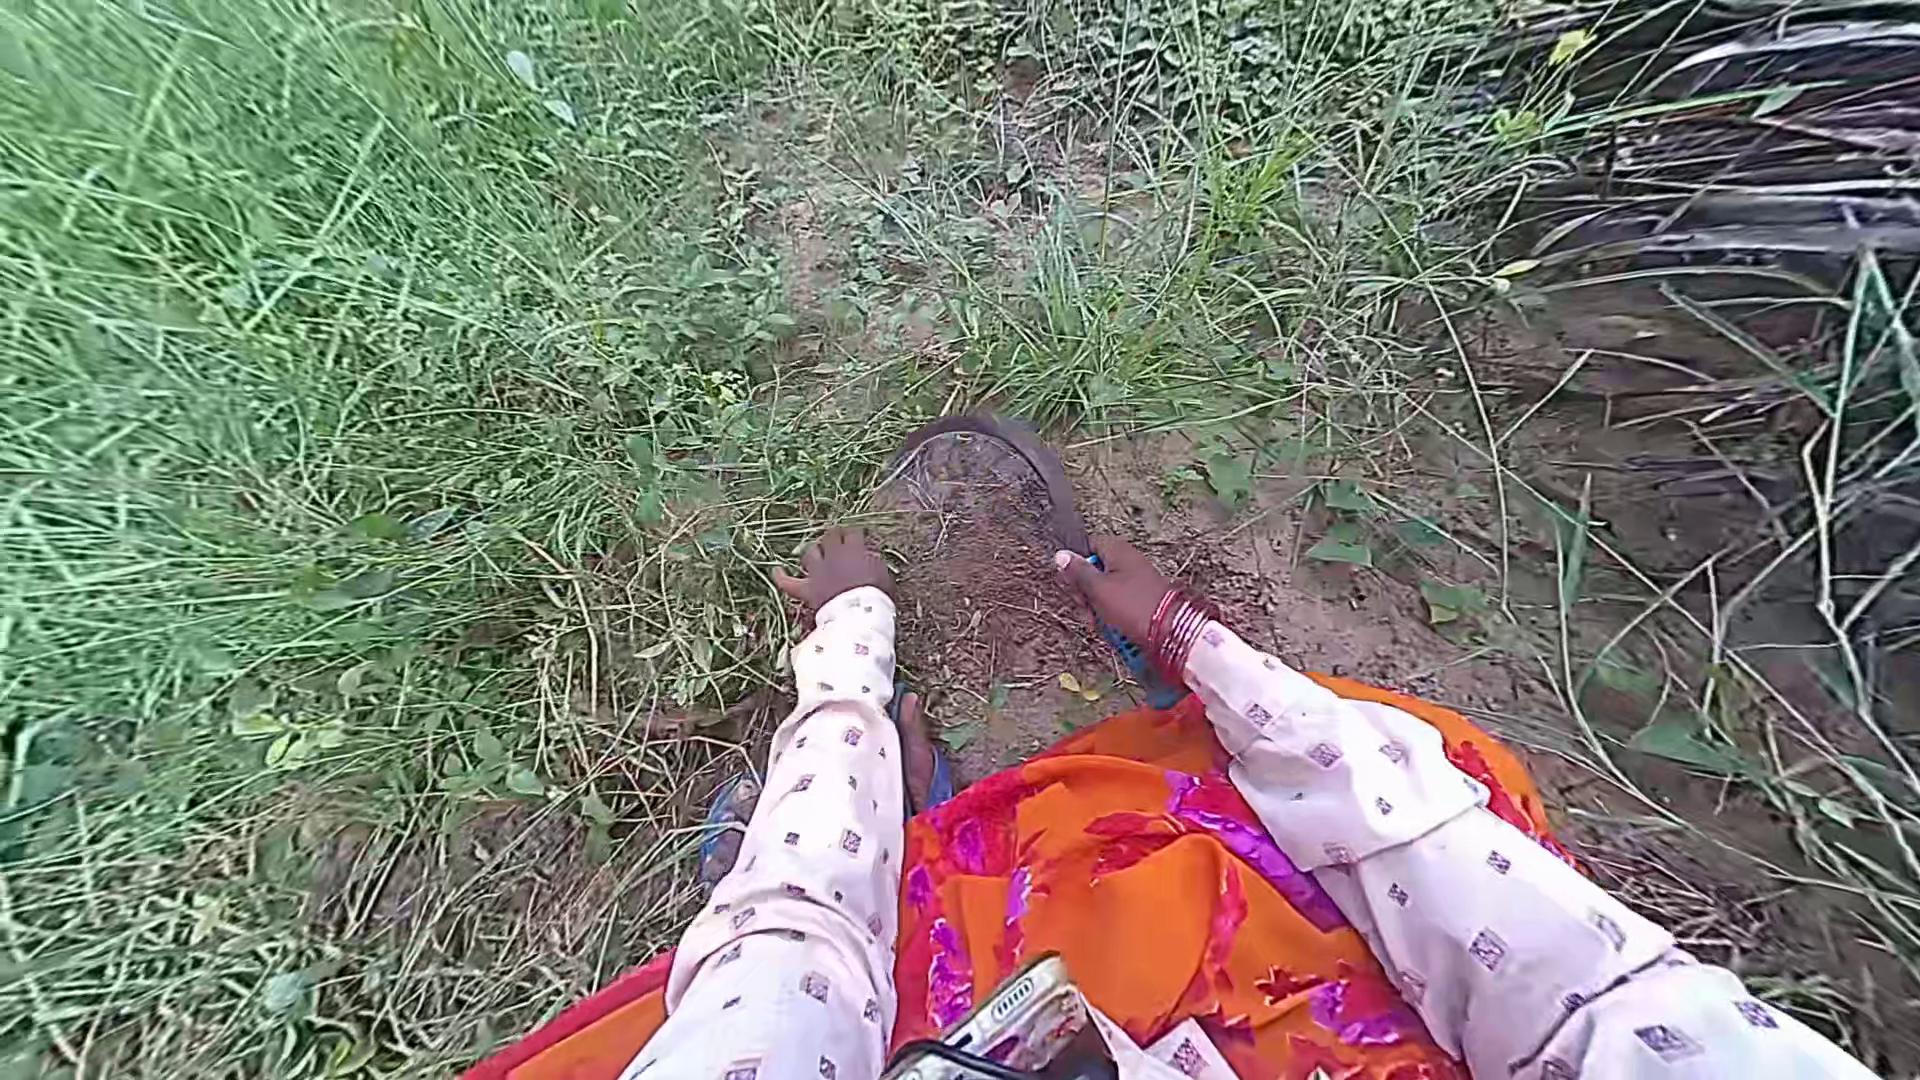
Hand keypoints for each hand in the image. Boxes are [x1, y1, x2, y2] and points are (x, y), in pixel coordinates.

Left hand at [774, 527, 892, 611]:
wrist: (860, 617)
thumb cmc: (877, 596)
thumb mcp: (883, 574)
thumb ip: (875, 560)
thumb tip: (870, 553)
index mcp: (854, 551)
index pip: (853, 532)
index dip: (855, 532)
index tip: (858, 534)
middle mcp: (833, 556)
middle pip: (830, 536)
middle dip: (834, 534)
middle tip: (837, 536)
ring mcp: (817, 572)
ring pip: (810, 552)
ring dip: (814, 550)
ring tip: (817, 551)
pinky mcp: (806, 589)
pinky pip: (788, 582)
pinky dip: (782, 577)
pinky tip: (777, 571)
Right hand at [1053, 535, 1172, 644]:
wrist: (1171, 632)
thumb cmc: (1134, 606)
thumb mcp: (1097, 588)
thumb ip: (1077, 572)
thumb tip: (1061, 555)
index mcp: (1116, 550)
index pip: (1086, 546)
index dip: (1075, 564)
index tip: (1071, 582)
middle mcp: (1126, 561)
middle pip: (1092, 570)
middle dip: (1084, 591)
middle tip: (1086, 605)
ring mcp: (1133, 580)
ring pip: (1102, 590)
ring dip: (1095, 607)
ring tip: (1100, 620)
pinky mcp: (1138, 599)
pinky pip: (1115, 604)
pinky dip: (1109, 615)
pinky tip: (1110, 626)